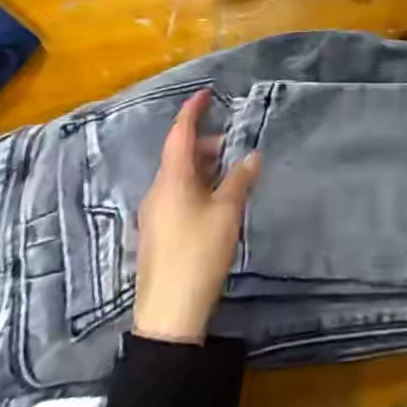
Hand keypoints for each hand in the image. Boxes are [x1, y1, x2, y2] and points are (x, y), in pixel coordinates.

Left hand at [132, 91, 260, 342]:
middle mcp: (158, 191)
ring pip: (178, 176)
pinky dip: (197, 185)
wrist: (169, 313)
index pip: (179, 134)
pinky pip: (177, 194)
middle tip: (232, 141)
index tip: (206, 93)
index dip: (192, 111)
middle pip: (178, 155)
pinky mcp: (158, 233)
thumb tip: (252, 155)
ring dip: (202, 166)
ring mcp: (154, 213)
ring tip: (230, 170)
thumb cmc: (199, 253)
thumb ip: (240, 179)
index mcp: (171, 179)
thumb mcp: (227, 212)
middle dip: (204, 142)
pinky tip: (216, 198)